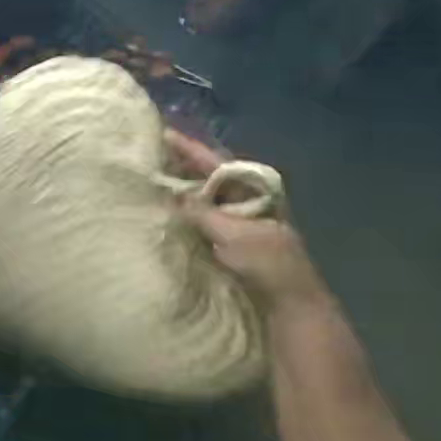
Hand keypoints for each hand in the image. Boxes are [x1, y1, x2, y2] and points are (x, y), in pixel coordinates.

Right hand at [165, 129, 330, 311]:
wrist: (291, 307)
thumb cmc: (268, 265)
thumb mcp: (235, 235)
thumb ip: (202, 213)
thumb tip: (171, 195)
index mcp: (255, 192)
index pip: (217, 163)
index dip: (190, 149)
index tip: (163, 133)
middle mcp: (246, 202)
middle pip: (209, 178)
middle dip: (181, 167)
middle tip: (150, 155)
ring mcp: (238, 224)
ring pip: (204, 199)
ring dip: (180, 191)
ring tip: (150, 181)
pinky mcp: (229, 245)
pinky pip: (200, 221)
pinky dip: (183, 215)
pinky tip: (163, 214)